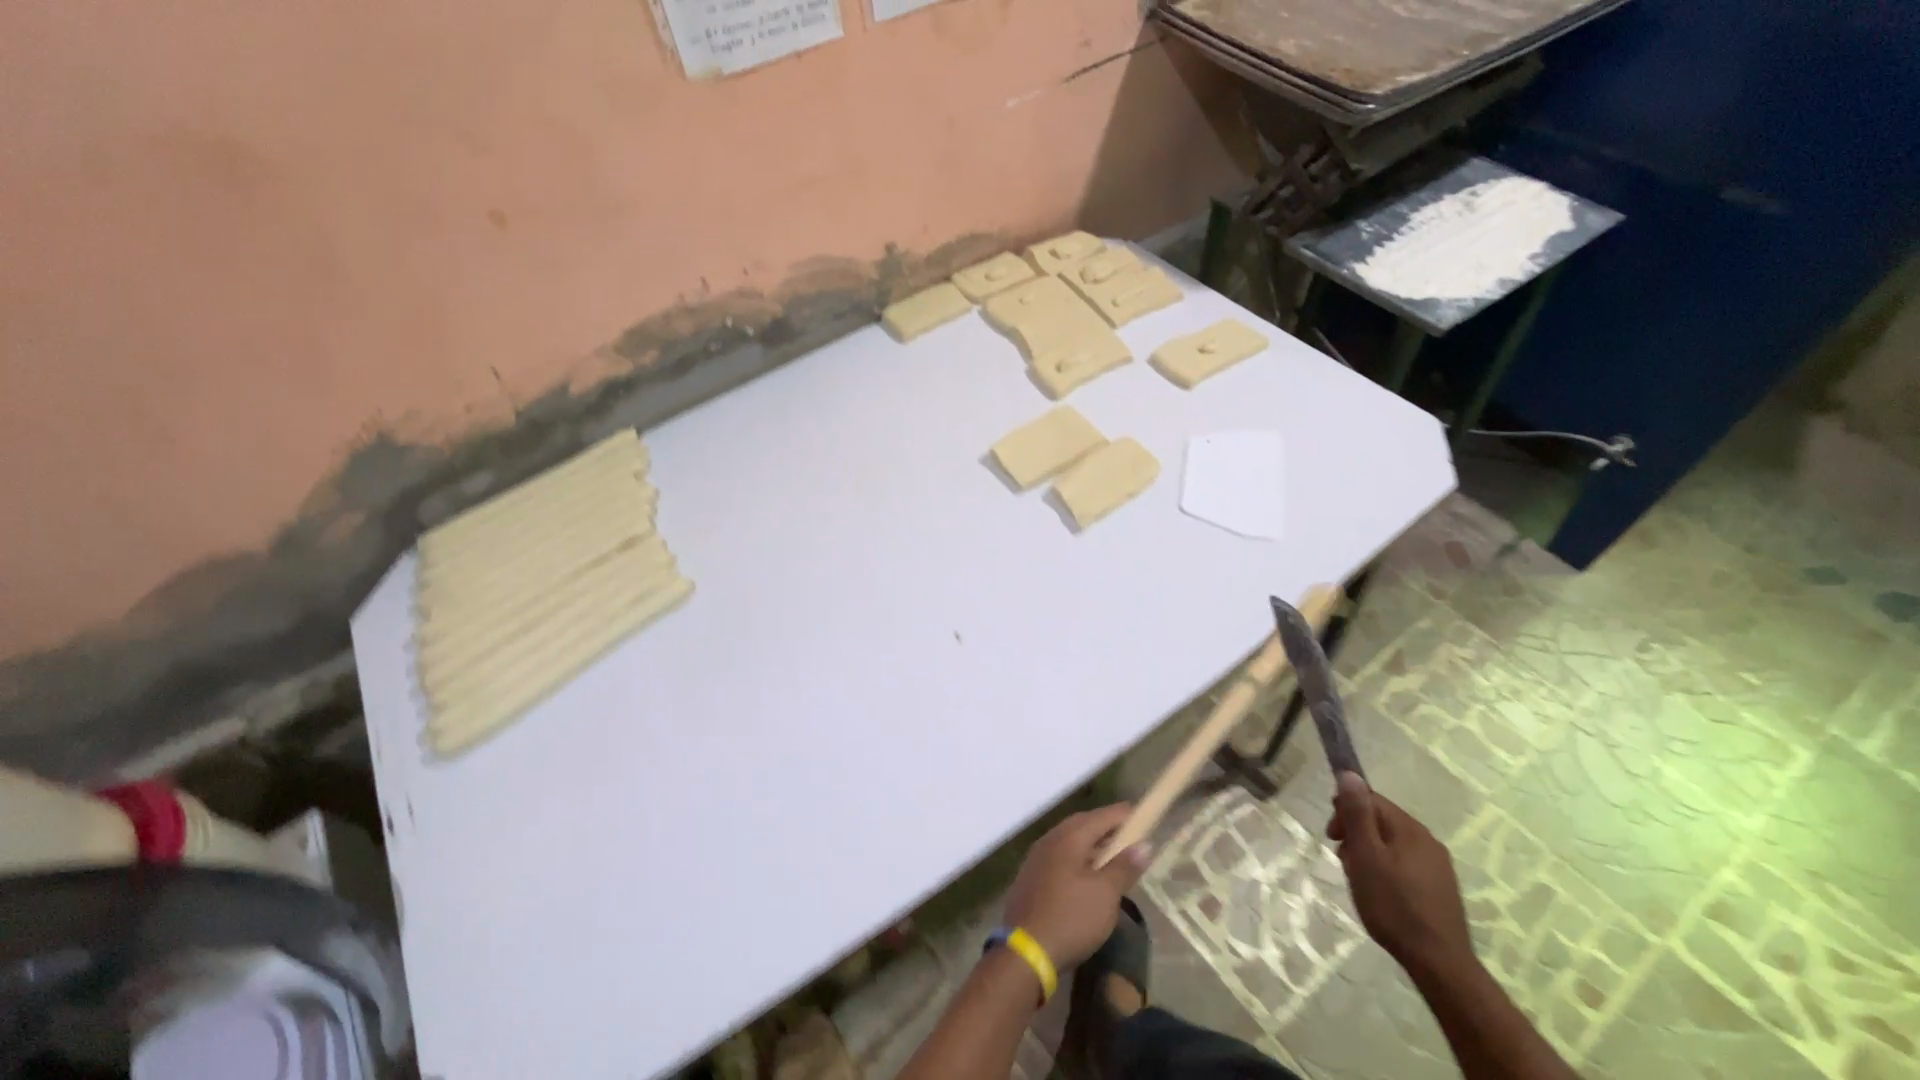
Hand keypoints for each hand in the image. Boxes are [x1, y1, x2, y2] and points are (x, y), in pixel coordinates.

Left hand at [1002, 804, 1151, 969]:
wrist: (1025, 953)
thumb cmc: (1071, 919)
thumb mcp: (1106, 894)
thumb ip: (1124, 866)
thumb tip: (1144, 844)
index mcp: (1068, 838)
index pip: (1101, 816)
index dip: (1123, 815)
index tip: (1143, 815)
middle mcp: (1049, 841)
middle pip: (1081, 824)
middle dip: (1106, 827)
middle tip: (1129, 834)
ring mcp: (1035, 859)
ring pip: (1068, 841)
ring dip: (1090, 843)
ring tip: (1111, 854)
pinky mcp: (1030, 878)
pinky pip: (1058, 857)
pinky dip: (1077, 858)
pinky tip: (1086, 874)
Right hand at [1327, 772, 1474, 975]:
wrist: (1438, 960)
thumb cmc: (1393, 905)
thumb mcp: (1366, 857)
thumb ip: (1357, 814)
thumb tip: (1349, 774)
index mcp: (1409, 828)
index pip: (1371, 800)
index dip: (1345, 811)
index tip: (1331, 836)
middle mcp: (1427, 839)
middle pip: (1382, 821)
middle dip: (1356, 834)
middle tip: (1343, 862)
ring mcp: (1438, 864)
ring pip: (1393, 844)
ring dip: (1370, 853)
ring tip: (1360, 881)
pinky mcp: (1441, 887)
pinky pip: (1406, 863)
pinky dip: (1387, 869)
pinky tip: (1382, 893)